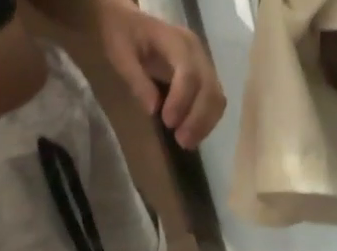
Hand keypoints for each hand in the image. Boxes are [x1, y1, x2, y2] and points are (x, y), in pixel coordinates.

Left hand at [93, 0, 226, 147]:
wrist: (128, 21)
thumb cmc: (121, 34)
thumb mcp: (119, 52)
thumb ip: (136, 79)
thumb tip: (153, 110)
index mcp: (176, 40)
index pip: (189, 73)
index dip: (182, 101)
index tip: (168, 123)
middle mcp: (198, 52)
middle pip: (210, 90)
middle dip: (198, 119)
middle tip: (182, 141)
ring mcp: (205, 65)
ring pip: (217, 100)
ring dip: (205, 124)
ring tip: (188, 142)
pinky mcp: (206, 78)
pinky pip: (214, 104)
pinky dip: (206, 121)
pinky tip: (192, 133)